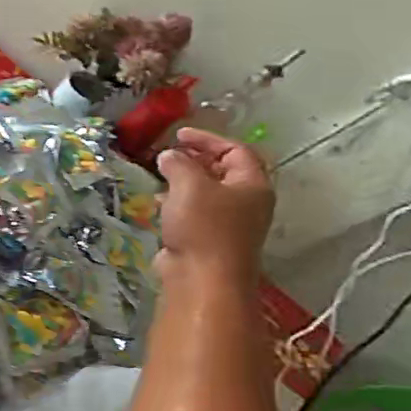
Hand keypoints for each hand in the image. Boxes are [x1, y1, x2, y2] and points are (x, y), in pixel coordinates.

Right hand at [154, 128, 273, 284]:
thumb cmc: (203, 226)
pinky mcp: (209, 238)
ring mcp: (229, 221)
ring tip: (159, 177)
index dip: (208, 139)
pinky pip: (195, 210)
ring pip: (208, 191)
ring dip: (184, 181)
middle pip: (224, 170)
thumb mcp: (189, 186)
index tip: (178, 135)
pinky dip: (177, 201)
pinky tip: (158, 204)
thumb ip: (178, 165)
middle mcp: (247, 201)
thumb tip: (168, 155)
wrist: (202, 276)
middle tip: (168, 154)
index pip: (236, 151)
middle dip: (196, 159)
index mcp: (252, 184)